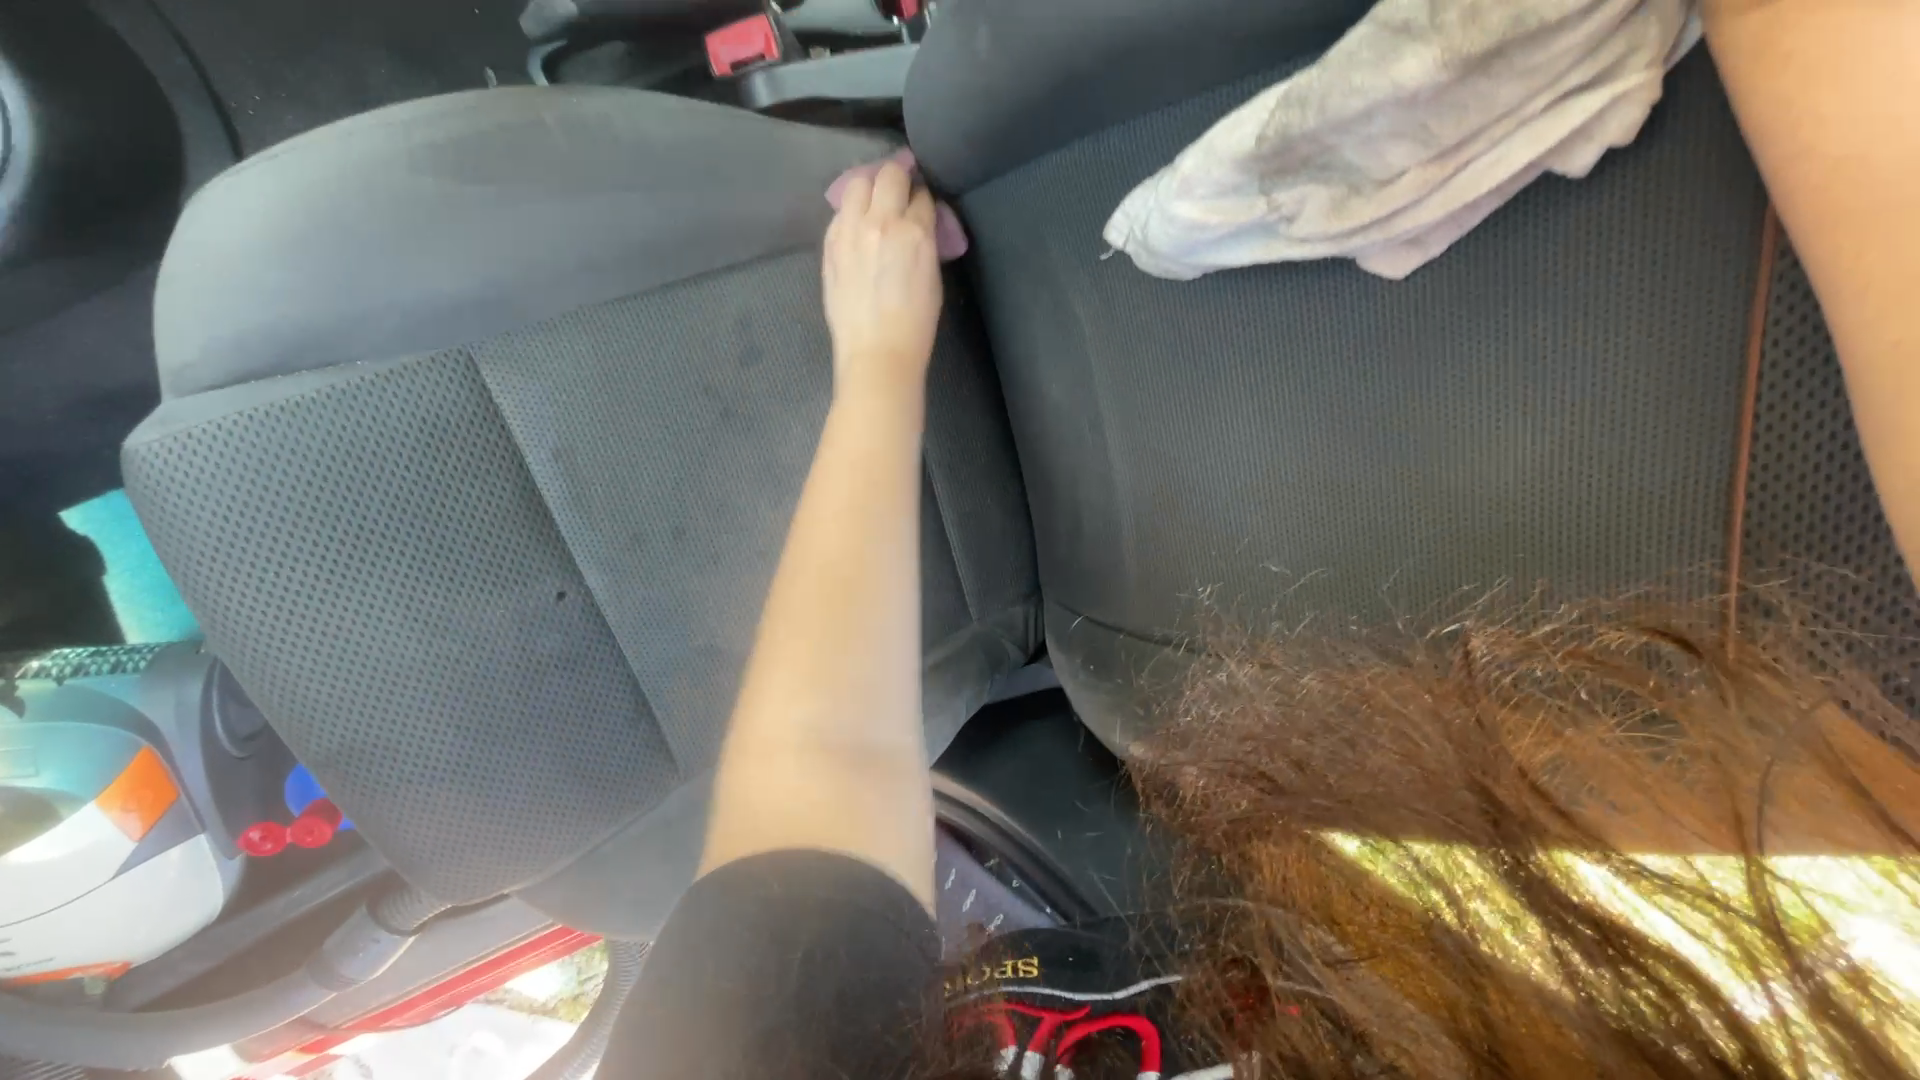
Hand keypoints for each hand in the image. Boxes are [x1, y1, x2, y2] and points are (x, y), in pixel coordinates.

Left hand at [822, 160, 942, 404]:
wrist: (877, 353)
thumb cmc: (915, 325)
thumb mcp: (933, 278)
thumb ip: (926, 243)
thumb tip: (920, 224)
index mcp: (915, 232)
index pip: (922, 195)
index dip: (923, 197)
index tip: (922, 204)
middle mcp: (881, 222)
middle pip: (889, 174)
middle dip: (898, 178)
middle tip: (900, 192)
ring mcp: (850, 231)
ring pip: (858, 182)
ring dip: (870, 186)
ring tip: (874, 202)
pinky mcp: (830, 245)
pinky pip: (840, 212)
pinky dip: (851, 212)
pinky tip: (856, 227)